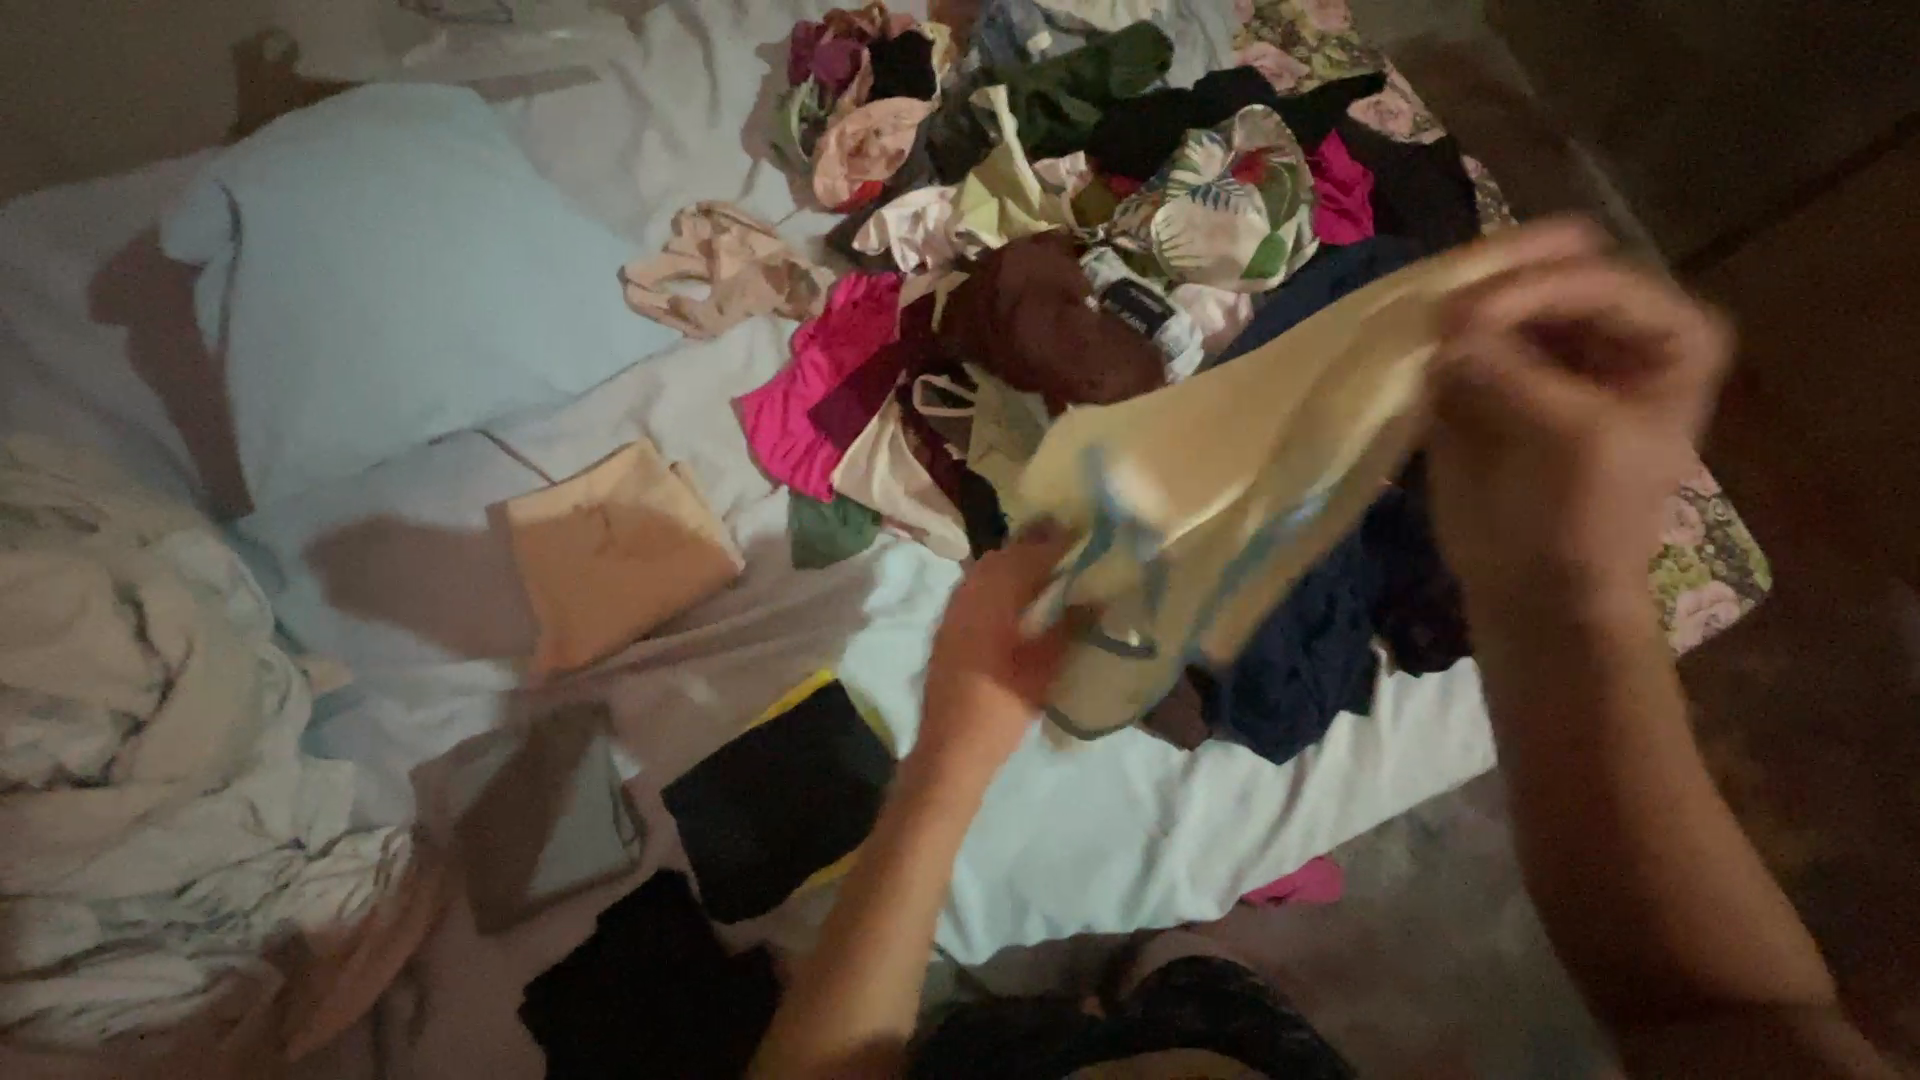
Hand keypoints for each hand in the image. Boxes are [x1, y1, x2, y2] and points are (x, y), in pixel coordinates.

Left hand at [915, 525, 1078, 787]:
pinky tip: (1019, 600)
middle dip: (1036, 548)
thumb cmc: (1001, 708)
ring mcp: (952, 609)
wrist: (951, 746)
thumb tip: (1097, 597)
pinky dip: (1000, 583)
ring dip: (1016, 564)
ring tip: (1049, 573)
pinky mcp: (947, 626)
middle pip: (1004, 555)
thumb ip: (1070, 627)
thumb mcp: (1045, 668)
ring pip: (987, 570)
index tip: (1086, 538)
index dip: (1059, 544)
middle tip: (1071, 551)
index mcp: (990, 598)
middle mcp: (966, 593)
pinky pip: (976, 588)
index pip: (1028, 555)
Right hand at [1428, 219, 1731, 620]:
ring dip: (1445, 313)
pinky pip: (1447, 346)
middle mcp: (1597, 333)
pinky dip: (1421, 346)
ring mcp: (1532, 357)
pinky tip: (1397, 354)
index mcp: (1660, 335)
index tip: (1461, 321)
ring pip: (1485, 304)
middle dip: (1484, 285)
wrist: (1534, 587)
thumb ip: (1513, 373)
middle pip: (1538, 273)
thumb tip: (1440, 326)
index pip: (1593, 275)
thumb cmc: (1582, 518)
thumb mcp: (1573, 438)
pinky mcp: (1475, 386)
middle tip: (1431, 312)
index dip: (1529, 288)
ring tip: (1407, 331)